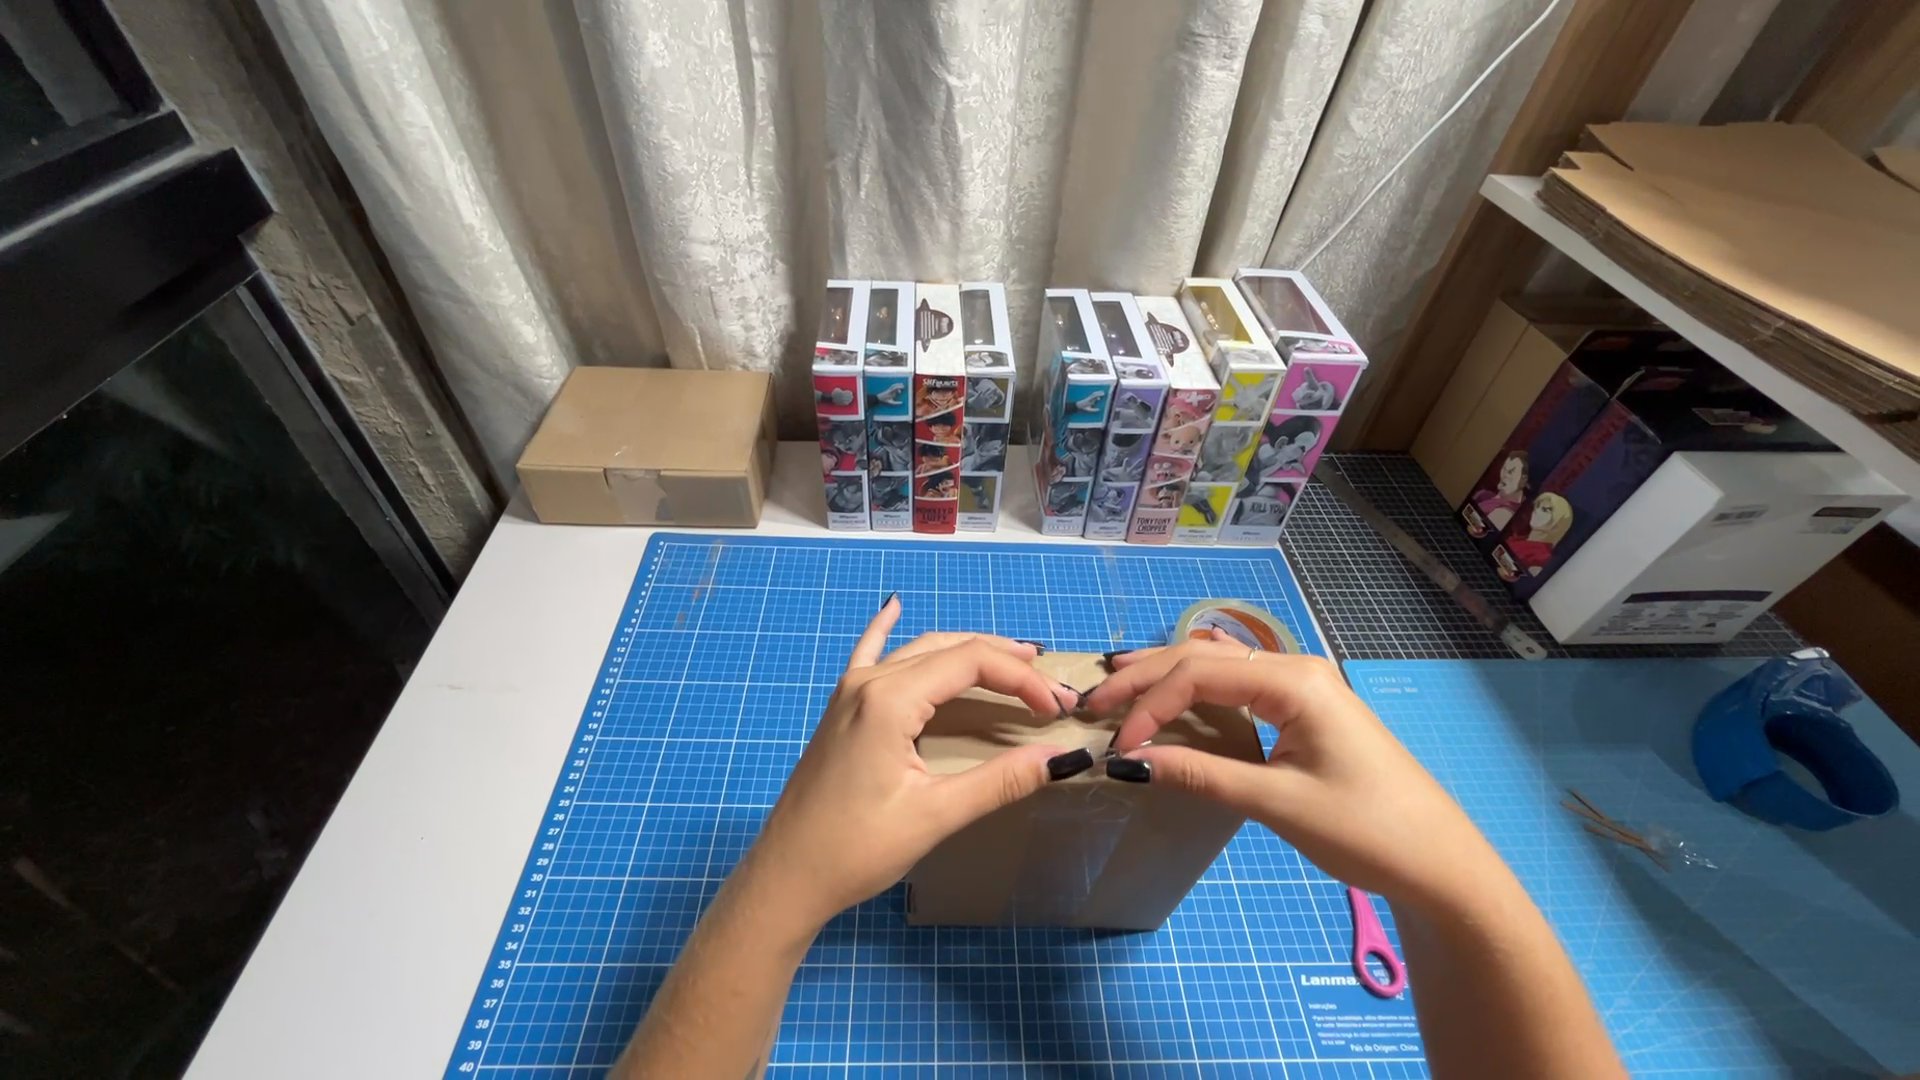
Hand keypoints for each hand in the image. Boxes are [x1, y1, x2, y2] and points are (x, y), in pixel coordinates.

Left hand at [741, 597, 1077, 929]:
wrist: (786, 875)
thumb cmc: (857, 848)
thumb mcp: (935, 815)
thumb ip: (1000, 781)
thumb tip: (1059, 758)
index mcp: (891, 698)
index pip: (972, 662)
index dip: (1022, 679)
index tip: (1057, 708)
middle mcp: (869, 680)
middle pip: (950, 650)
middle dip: (1006, 664)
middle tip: (1050, 688)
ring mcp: (851, 690)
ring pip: (921, 650)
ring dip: (968, 651)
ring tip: (1014, 659)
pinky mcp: (841, 708)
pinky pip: (869, 654)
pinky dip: (887, 629)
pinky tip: (893, 607)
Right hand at [1083, 637, 1509, 917]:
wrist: (1444, 867)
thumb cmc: (1367, 830)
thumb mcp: (1277, 803)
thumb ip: (1200, 775)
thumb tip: (1128, 763)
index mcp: (1293, 680)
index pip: (1198, 676)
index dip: (1150, 706)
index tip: (1119, 745)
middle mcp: (1294, 668)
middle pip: (1202, 658)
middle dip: (1145, 676)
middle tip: (1095, 698)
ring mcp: (1302, 684)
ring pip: (1218, 665)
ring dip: (1167, 672)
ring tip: (1118, 679)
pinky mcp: (1303, 706)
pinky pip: (1237, 684)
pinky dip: (1196, 685)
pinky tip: (1173, 688)